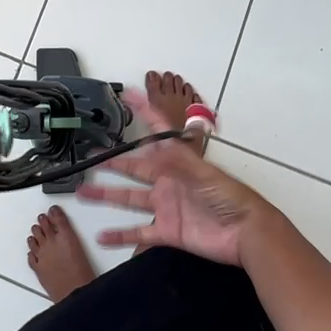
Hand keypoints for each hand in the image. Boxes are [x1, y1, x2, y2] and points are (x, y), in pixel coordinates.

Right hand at [77, 90, 273, 265]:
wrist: (246, 234)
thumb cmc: (230, 198)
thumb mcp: (204, 174)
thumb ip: (177, 161)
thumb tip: (153, 144)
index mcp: (177, 163)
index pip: (157, 133)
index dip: (144, 112)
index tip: (128, 95)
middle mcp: (167, 181)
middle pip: (134, 169)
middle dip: (112, 163)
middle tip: (89, 159)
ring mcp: (166, 207)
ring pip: (129, 199)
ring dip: (107, 196)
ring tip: (83, 194)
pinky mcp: (167, 231)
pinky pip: (139, 232)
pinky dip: (120, 235)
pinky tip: (103, 236)